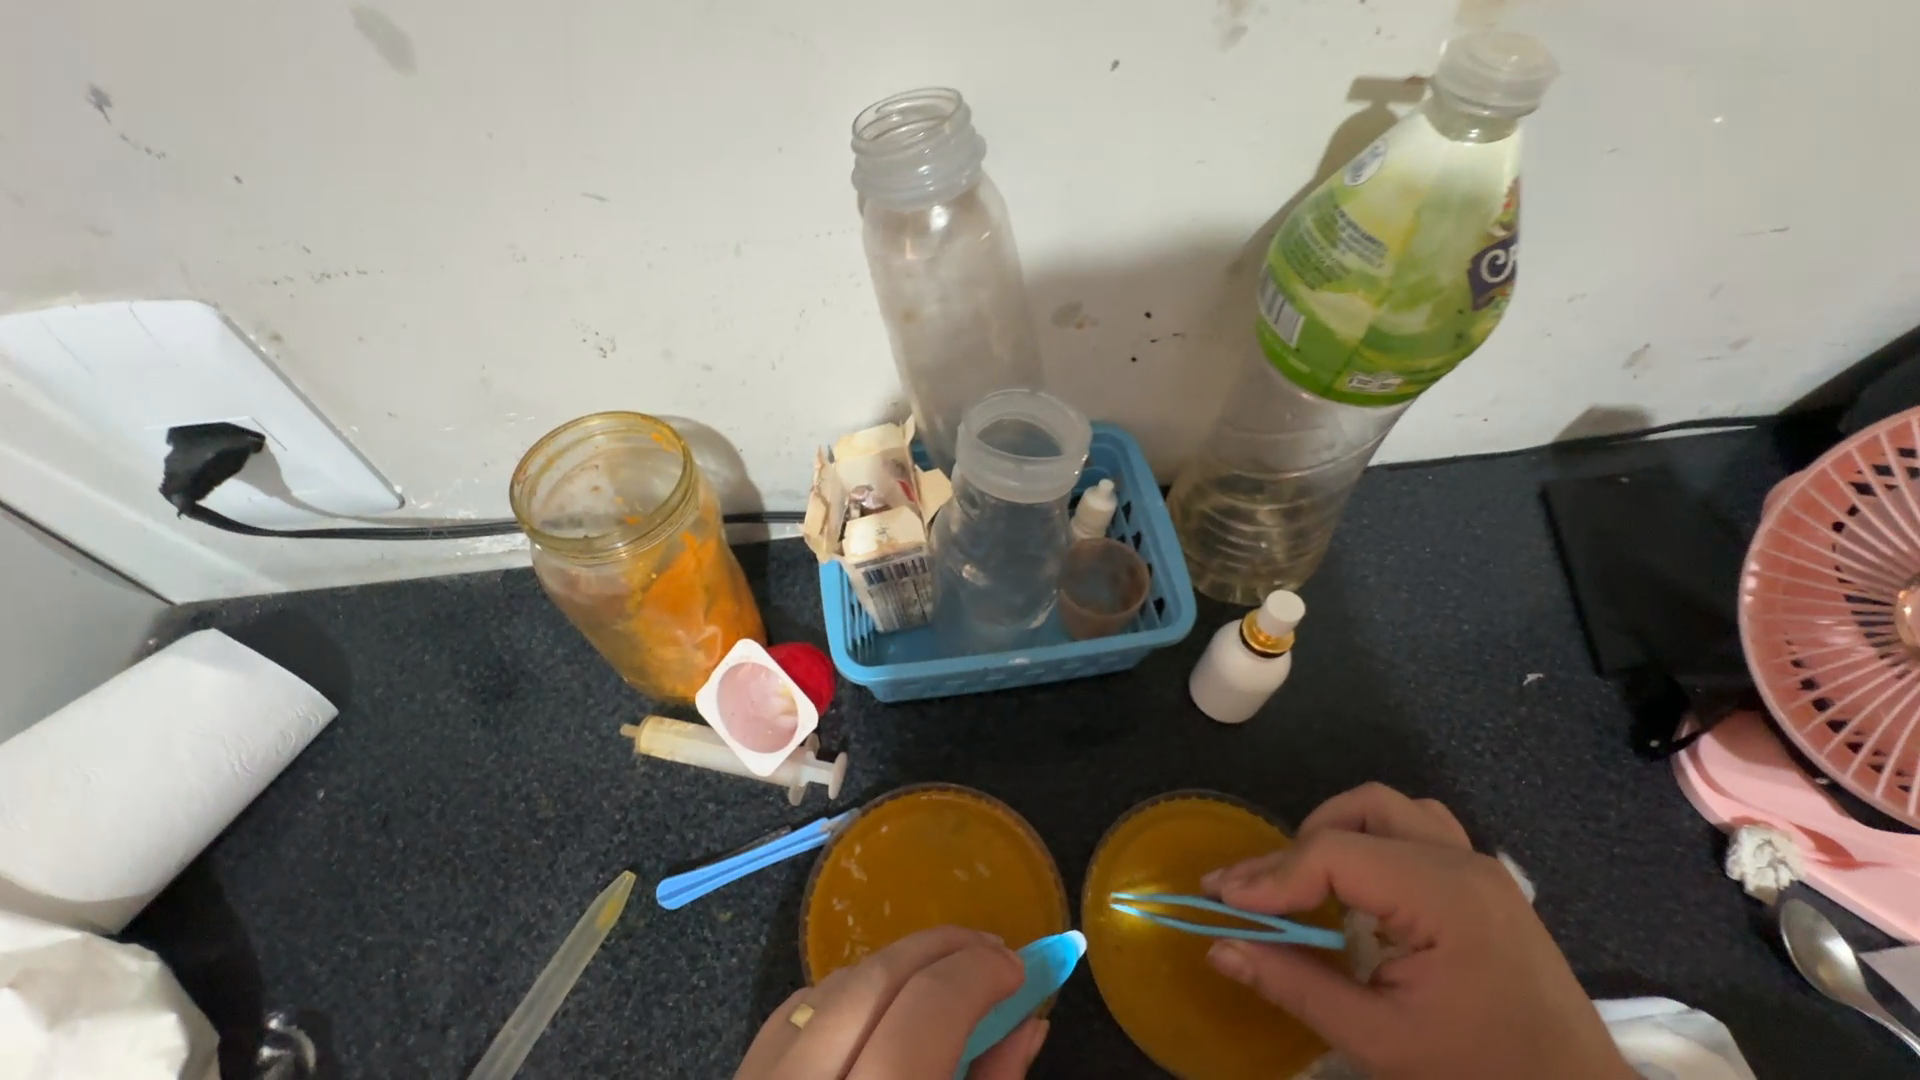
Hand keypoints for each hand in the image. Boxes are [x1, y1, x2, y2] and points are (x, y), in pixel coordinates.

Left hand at [735, 926, 1048, 1079]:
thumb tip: (1027, 1020)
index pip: (925, 1011)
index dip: (979, 975)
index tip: (1019, 969)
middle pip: (873, 981)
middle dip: (941, 952)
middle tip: (991, 956)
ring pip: (829, 988)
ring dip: (895, 970)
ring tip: (943, 982)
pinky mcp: (739, 1079)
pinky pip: (791, 1015)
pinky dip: (844, 997)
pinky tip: (878, 1013)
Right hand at [1202, 784, 1634, 1079]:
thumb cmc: (1480, 1073)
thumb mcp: (1379, 1040)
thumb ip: (1294, 985)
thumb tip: (1220, 948)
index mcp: (1443, 895)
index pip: (1333, 854)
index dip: (1269, 874)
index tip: (1220, 899)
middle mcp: (1464, 863)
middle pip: (1360, 811)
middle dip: (1299, 845)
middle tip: (1259, 892)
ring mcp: (1482, 867)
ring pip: (1391, 809)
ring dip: (1340, 833)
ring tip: (1308, 881)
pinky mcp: (1487, 883)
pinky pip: (1421, 830)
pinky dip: (1377, 841)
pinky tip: (1364, 887)